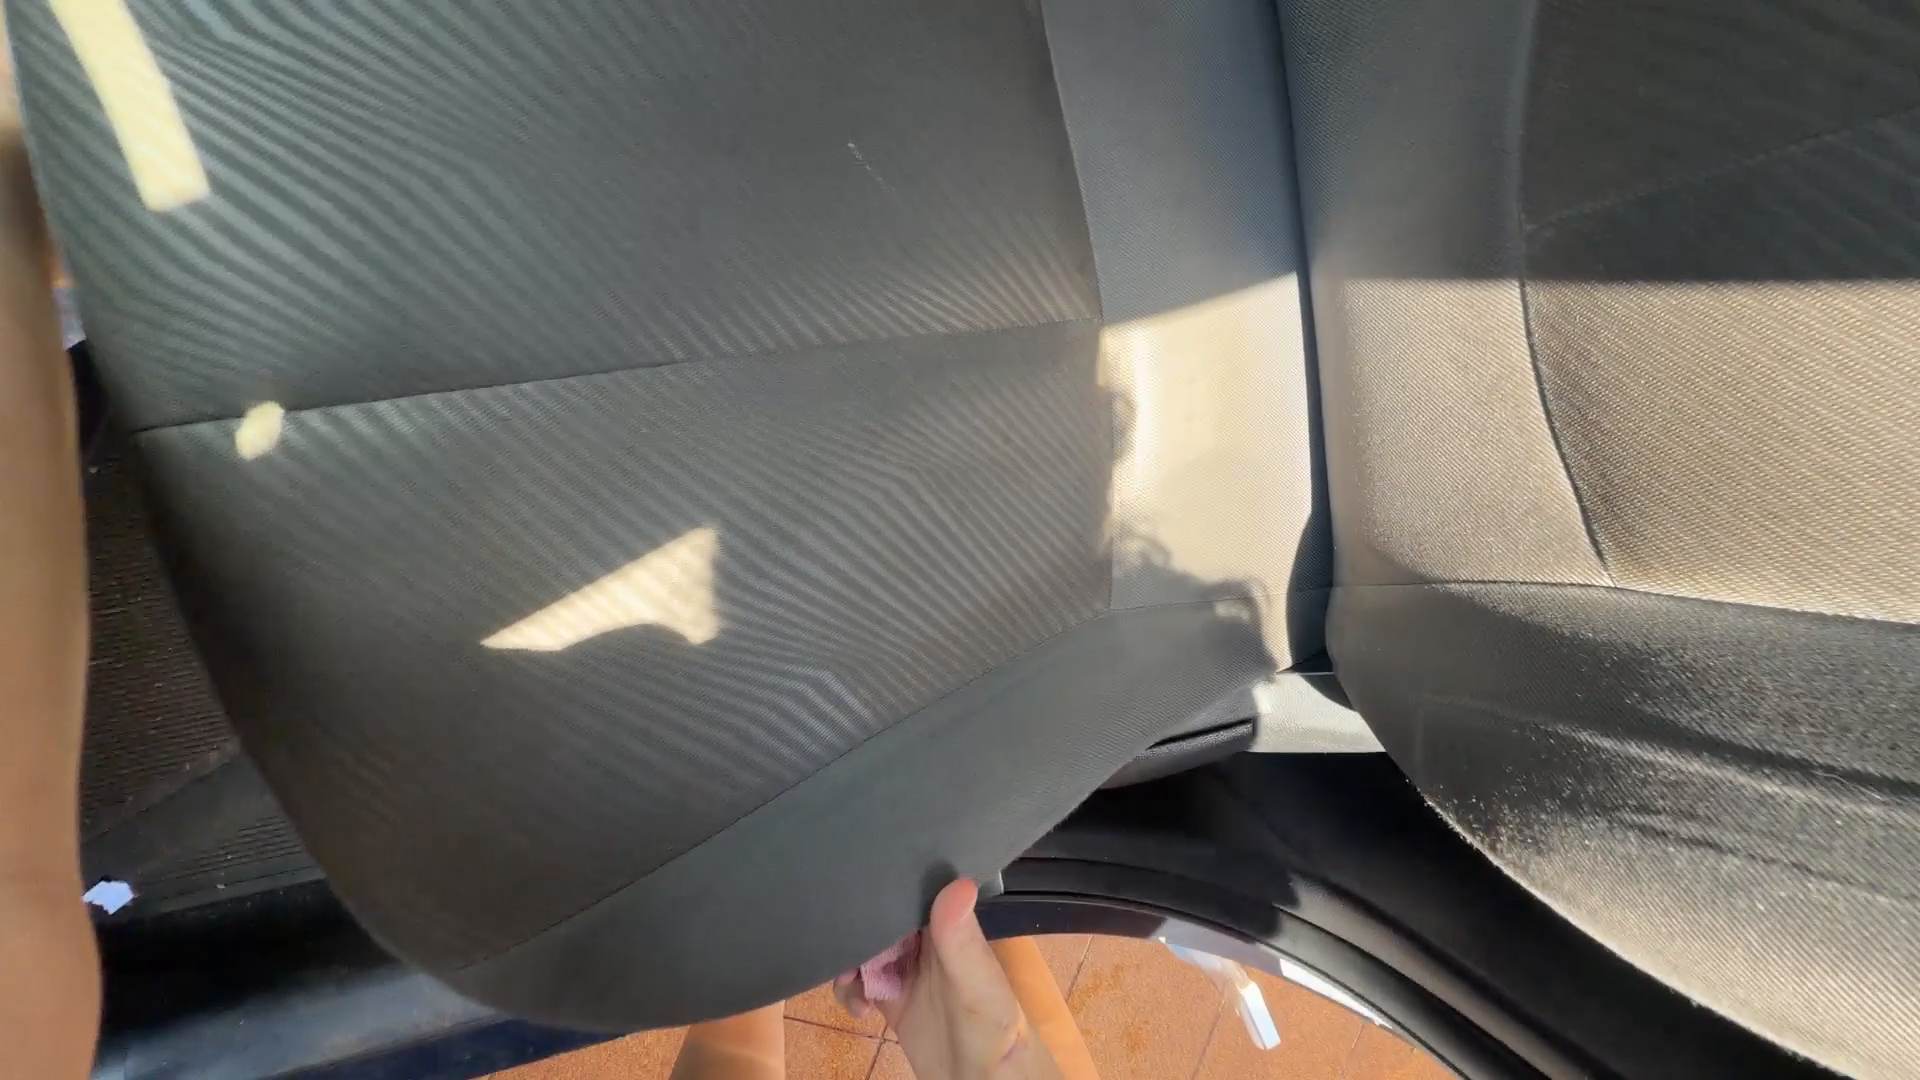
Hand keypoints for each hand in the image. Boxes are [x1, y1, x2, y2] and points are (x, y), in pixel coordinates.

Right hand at [834, 880, 1063, 1079]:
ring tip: (848, 980)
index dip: (887, 888)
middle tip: (844, 946)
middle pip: (883, 918)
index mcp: (950, 924)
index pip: (914, 890)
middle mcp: (926, 941)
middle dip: (860, 927)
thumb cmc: (991, 1026)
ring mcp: (908, 970)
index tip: (860, 894)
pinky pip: (862, 983)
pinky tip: (859, 1008)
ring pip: (868, 948)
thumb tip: (958, 884)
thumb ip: (963, 938)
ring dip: (851, 960)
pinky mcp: (893, 999)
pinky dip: (851, 991)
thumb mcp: (977, 981)